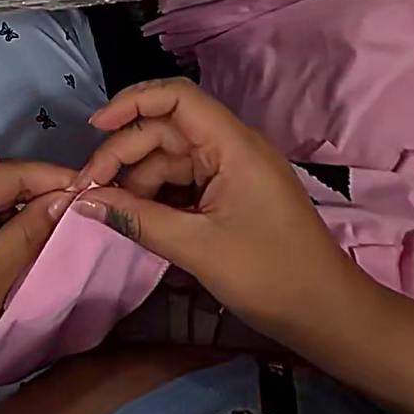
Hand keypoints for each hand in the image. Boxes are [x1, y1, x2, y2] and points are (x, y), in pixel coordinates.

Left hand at [0, 162, 75, 413]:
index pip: (13, 173)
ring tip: (71, 229)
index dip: (56, 179)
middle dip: (45, 197)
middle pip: (5, 186)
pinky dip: (12, 235)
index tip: (99, 190)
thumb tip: (67, 198)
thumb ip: (30, 230)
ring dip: (30, 218)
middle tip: (90, 211)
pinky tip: (37, 247)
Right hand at [69, 78, 372, 340]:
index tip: (96, 126)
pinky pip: (180, 180)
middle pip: (163, 130)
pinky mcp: (226, 191)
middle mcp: (229, 146)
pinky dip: (154, 194)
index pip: (176, 97)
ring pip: (167, 157)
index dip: (132, 102)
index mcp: (232, 144)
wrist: (329, 317)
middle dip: (123, 154)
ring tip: (108, 208)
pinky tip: (134, 215)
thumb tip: (83, 201)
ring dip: (135, 179)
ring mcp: (228, 169)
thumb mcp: (197, 247)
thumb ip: (137, 219)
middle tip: (88, 189)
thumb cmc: (272, 276)